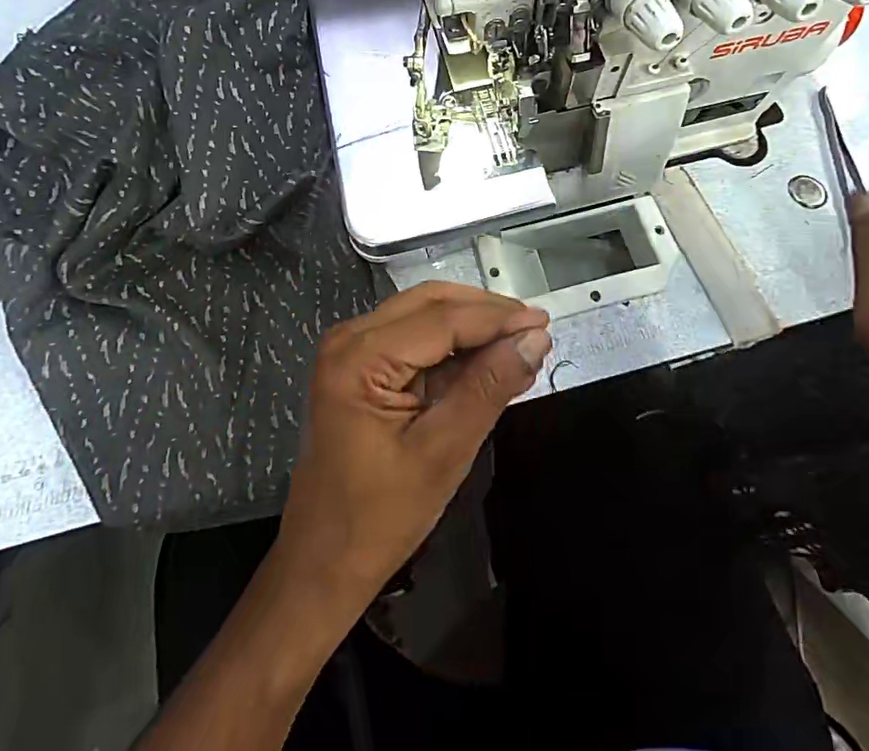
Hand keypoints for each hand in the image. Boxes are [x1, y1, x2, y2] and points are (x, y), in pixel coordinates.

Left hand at [273, 281, 551, 603]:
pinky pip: (417, 343)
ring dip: (475, 330)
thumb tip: (533, 339)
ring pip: (427, 317)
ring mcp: (351, 355)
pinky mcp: (361, 371)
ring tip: (521, 350)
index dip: (500, 318)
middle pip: (432, 304)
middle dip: (488, 314)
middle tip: (535, 332)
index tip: (545, 324)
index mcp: (359, 359)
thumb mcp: (444, 451)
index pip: (444, 319)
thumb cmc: (378, 518)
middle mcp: (349, 342)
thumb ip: (490, 387)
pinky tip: (491, 367)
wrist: (323, 565)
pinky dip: (456, 351)